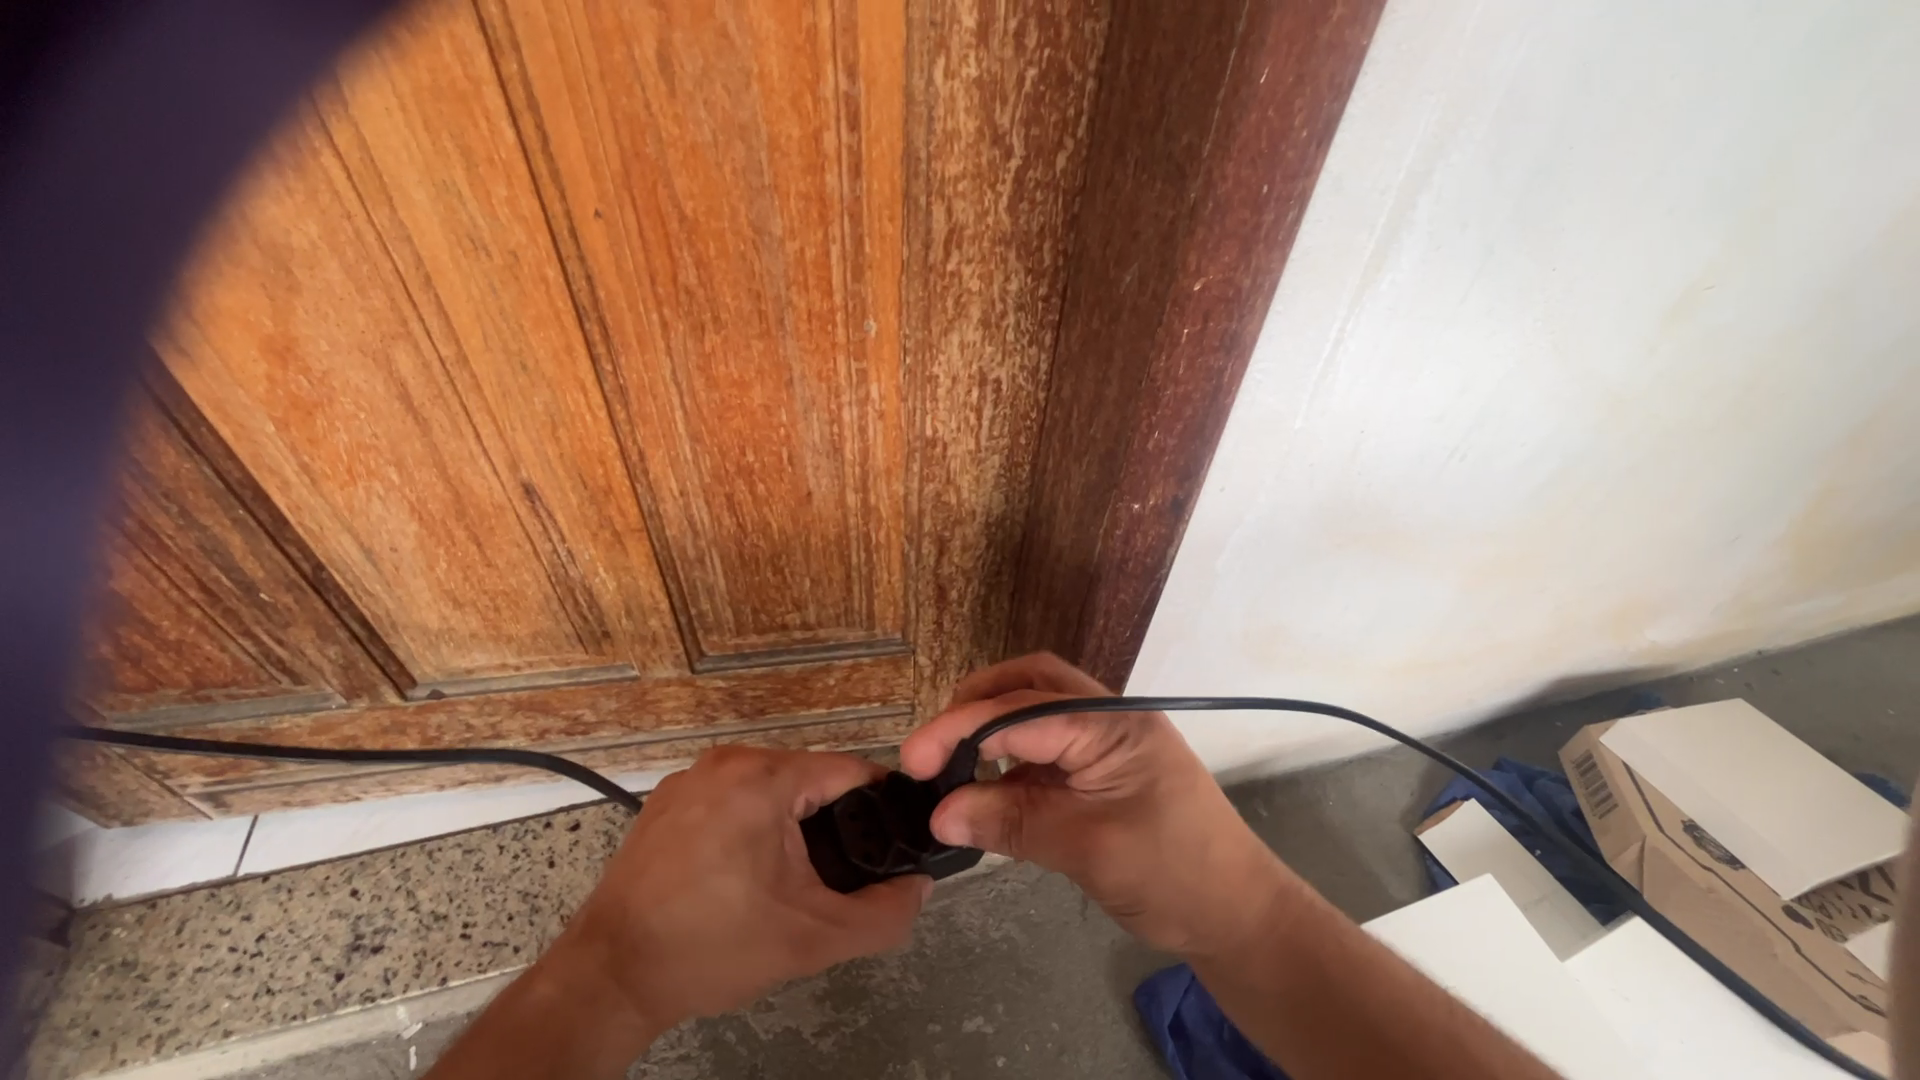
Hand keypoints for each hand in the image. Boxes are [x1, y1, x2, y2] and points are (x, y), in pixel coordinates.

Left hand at [559, 747, 930, 1026]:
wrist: (612, 977)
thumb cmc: (713, 947)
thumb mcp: (814, 938)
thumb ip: (884, 914)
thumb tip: (918, 886)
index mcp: (765, 777)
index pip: (850, 771)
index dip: (881, 807)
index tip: (891, 844)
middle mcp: (727, 761)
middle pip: (810, 779)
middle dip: (833, 824)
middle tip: (837, 877)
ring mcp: (691, 778)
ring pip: (771, 790)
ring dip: (792, 827)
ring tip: (793, 881)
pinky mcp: (666, 802)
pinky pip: (732, 800)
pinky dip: (751, 827)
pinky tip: (745, 876)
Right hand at [900, 653, 1301, 957]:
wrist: (1238, 916)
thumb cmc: (1172, 875)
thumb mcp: (1086, 848)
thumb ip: (1011, 823)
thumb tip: (939, 814)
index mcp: (1112, 724)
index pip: (1019, 711)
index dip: (959, 730)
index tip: (912, 761)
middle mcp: (1109, 719)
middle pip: (1030, 684)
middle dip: (977, 704)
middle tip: (934, 744)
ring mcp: (1107, 743)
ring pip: (1037, 714)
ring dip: (993, 730)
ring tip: (952, 764)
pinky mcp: (1103, 771)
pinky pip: (1047, 750)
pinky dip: (1012, 761)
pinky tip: (990, 789)